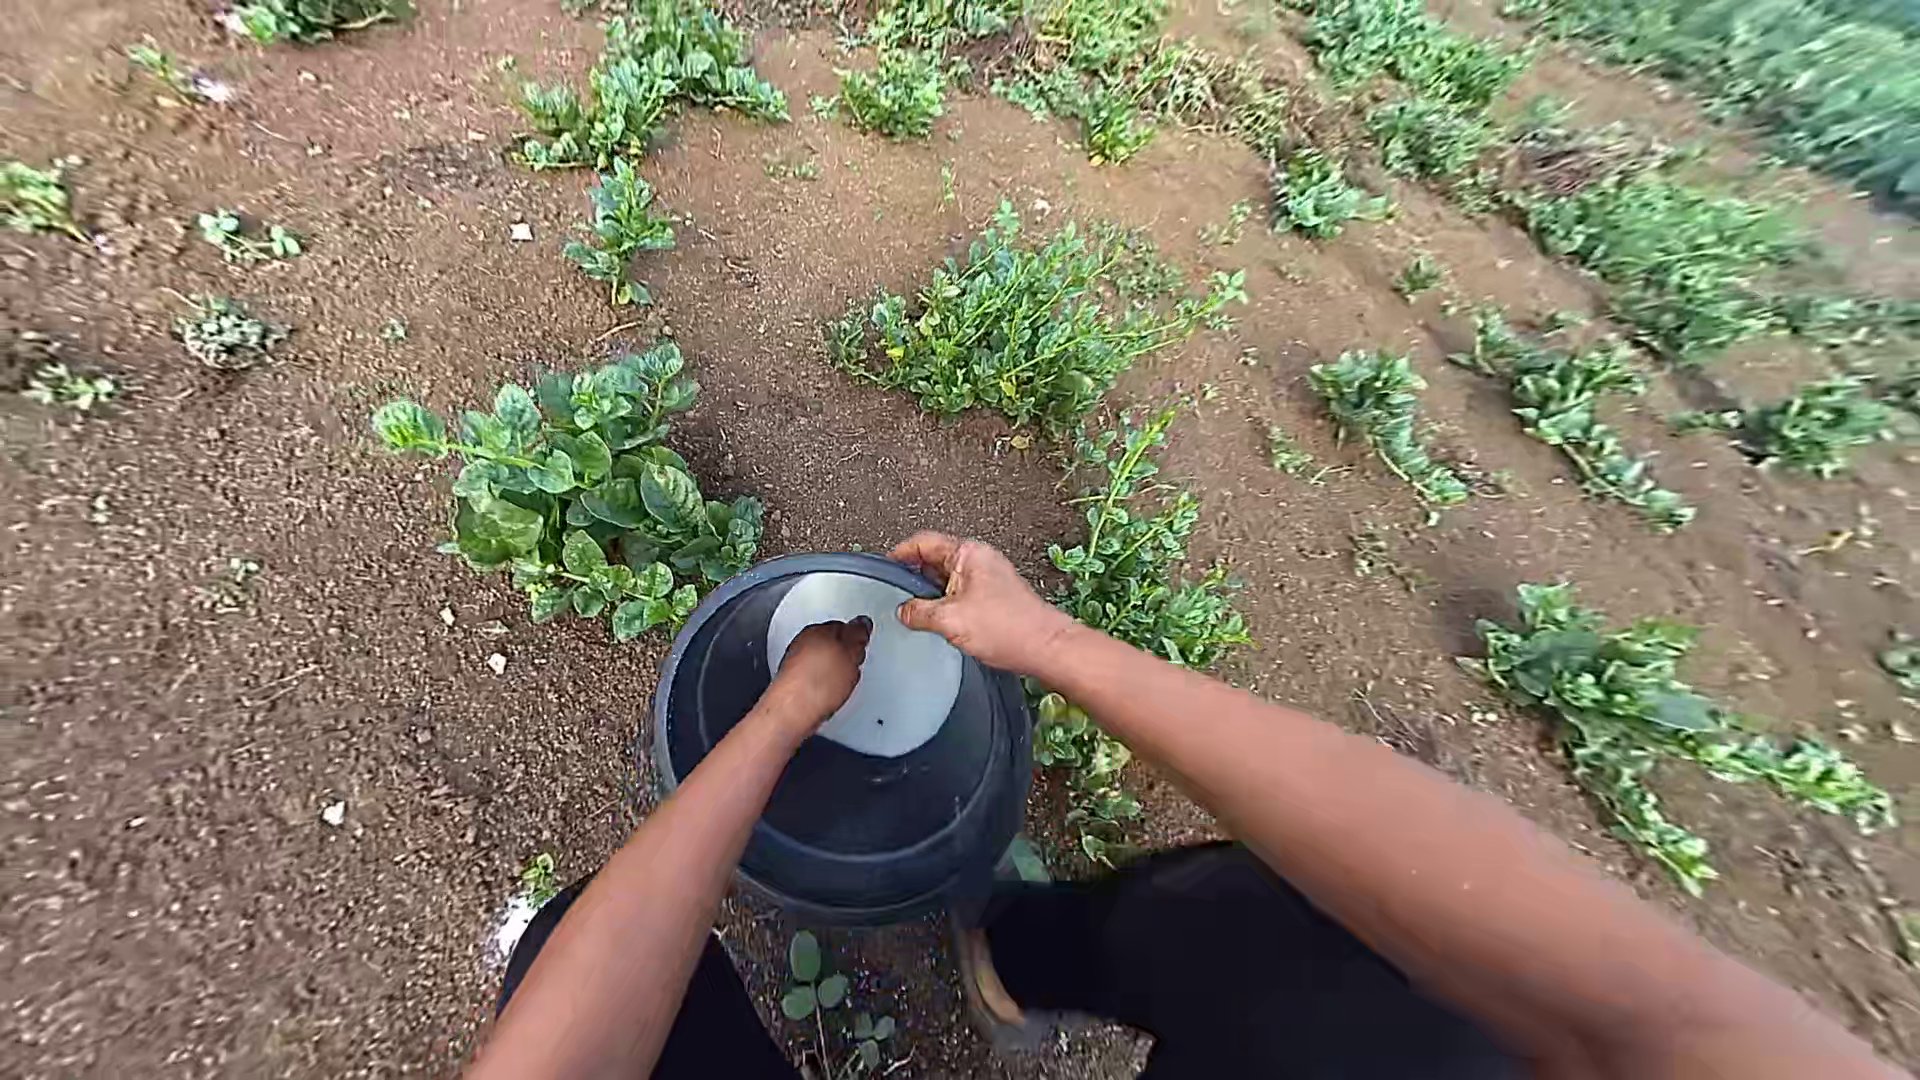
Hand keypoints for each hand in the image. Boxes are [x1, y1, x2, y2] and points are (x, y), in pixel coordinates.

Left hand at [763, 617, 871, 731]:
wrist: (793, 710)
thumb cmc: (816, 682)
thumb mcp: (851, 653)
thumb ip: (859, 635)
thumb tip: (862, 623)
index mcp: (817, 629)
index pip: (843, 625)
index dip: (856, 636)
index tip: (863, 643)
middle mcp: (803, 643)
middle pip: (831, 642)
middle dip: (844, 652)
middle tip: (854, 663)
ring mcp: (796, 663)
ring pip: (823, 661)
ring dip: (834, 669)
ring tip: (842, 682)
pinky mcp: (794, 682)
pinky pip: (815, 678)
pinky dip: (824, 684)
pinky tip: (830, 693)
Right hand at [889, 532, 1079, 675]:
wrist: (1045, 647)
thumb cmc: (1010, 628)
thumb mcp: (950, 619)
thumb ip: (919, 612)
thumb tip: (904, 611)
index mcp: (968, 553)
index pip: (923, 542)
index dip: (900, 554)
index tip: (885, 567)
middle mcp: (978, 560)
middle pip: (933, 560)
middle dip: (914, 578)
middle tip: (898, 596)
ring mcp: (986, 577)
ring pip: (946, 580)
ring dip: (930, 595)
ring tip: (918, 614)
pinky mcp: (991, 595)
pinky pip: (958, 594)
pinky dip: (945, 604)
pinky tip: (940, 623)